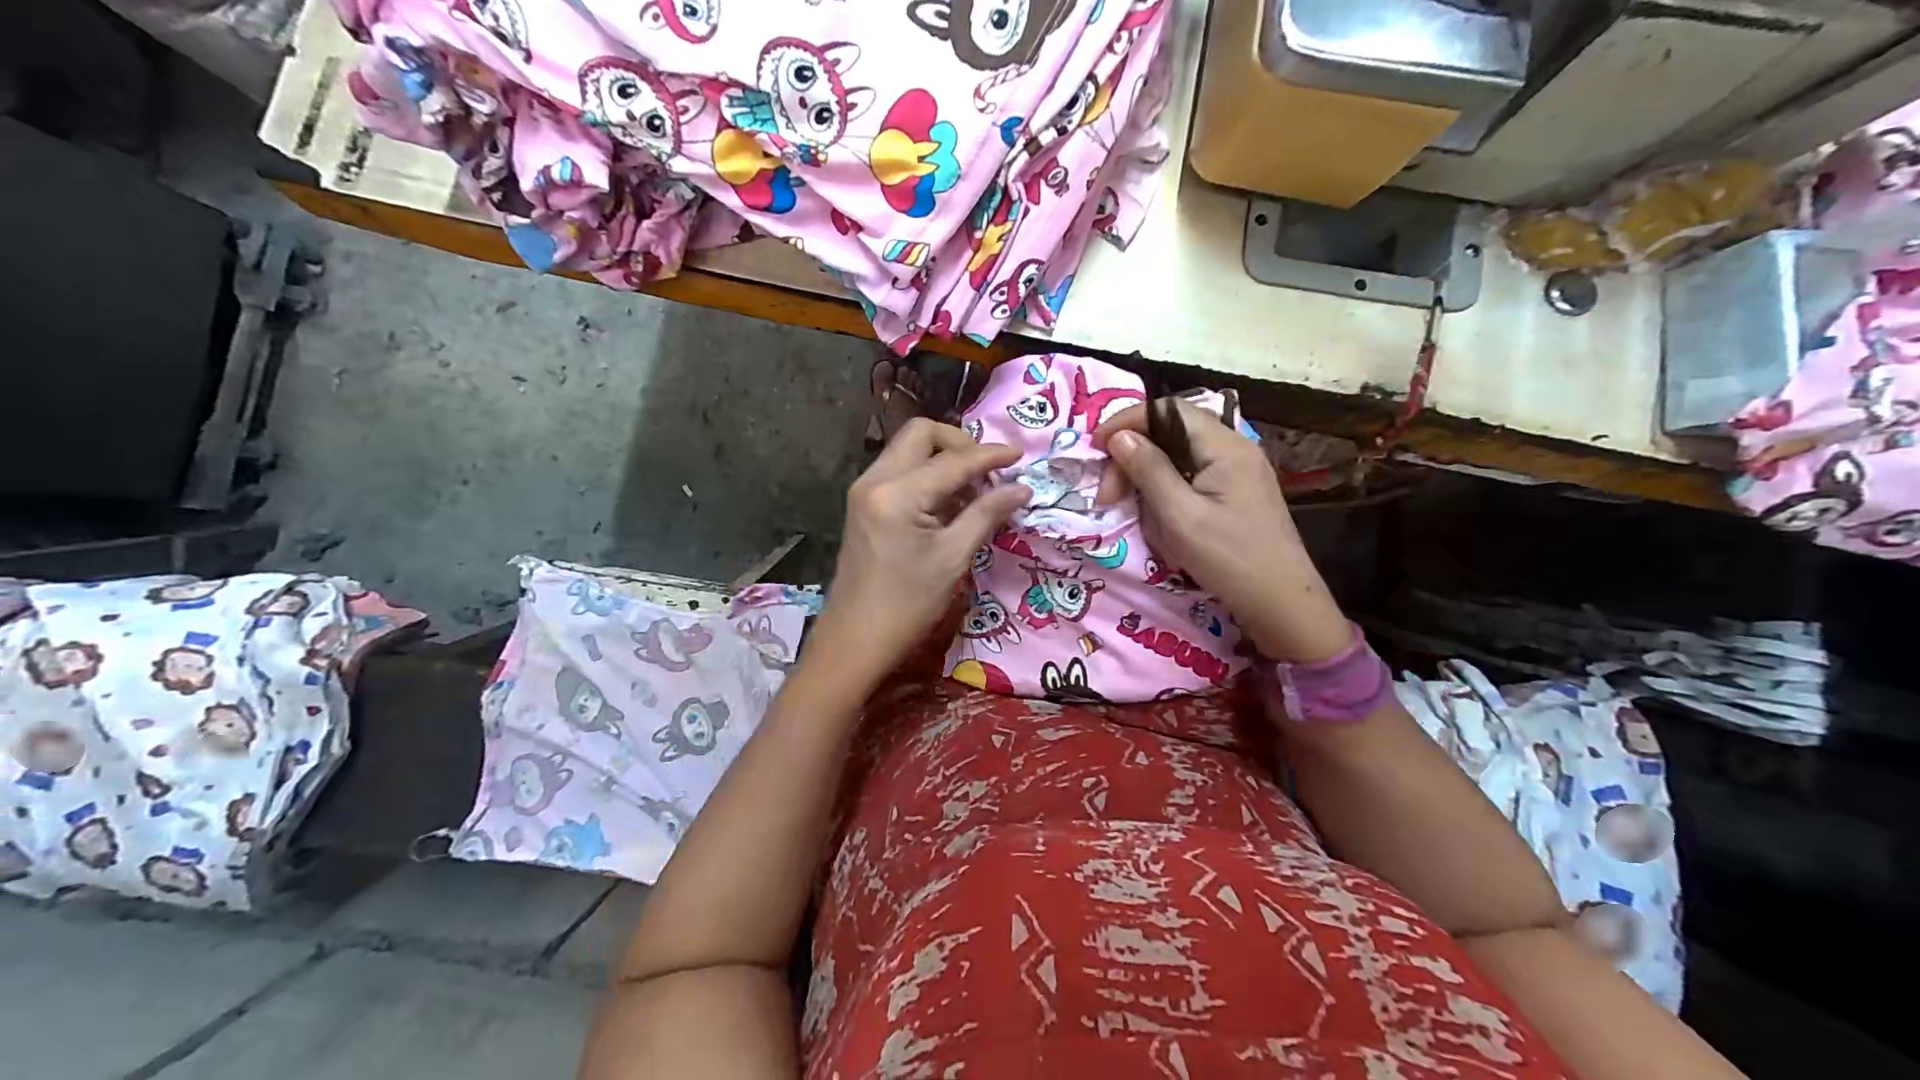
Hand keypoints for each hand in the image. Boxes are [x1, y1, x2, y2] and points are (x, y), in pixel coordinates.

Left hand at [812, 418, 1030, 687]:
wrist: (856, 638)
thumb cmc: (908, 604)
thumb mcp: (953, 558)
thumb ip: (987, 514)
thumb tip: (1021, 488)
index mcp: (897, 493)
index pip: (952, 460)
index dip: (990, 455)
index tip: (1021, 456)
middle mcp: (875, 480)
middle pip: (921, 434)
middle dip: (960, 445)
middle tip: (989, 472)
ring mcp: (865, 490)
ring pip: (909, 450)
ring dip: (943, 460)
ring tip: (975, 490)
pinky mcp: (864, 504)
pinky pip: (900, 471)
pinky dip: (927, 476)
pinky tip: (950, 503)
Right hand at [1093, 400, 1349, 662]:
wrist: (1281, 603)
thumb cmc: (1229, 558)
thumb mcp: (1179, 516)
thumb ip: (1148, 471)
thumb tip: (1118, 436)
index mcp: (1224, 446)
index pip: (1167, 410)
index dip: (1127, 421)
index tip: (1096, 449)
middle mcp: (1234, 449)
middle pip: (1170, 433)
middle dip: (1133, 458)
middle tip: (1109, 496)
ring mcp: (1238, 472)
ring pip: (1178, 458)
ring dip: (1148, 480)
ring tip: (1134, 513)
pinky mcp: (1236, 494)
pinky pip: (1191, 479)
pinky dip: (1167, 494)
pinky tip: (1160, 521)